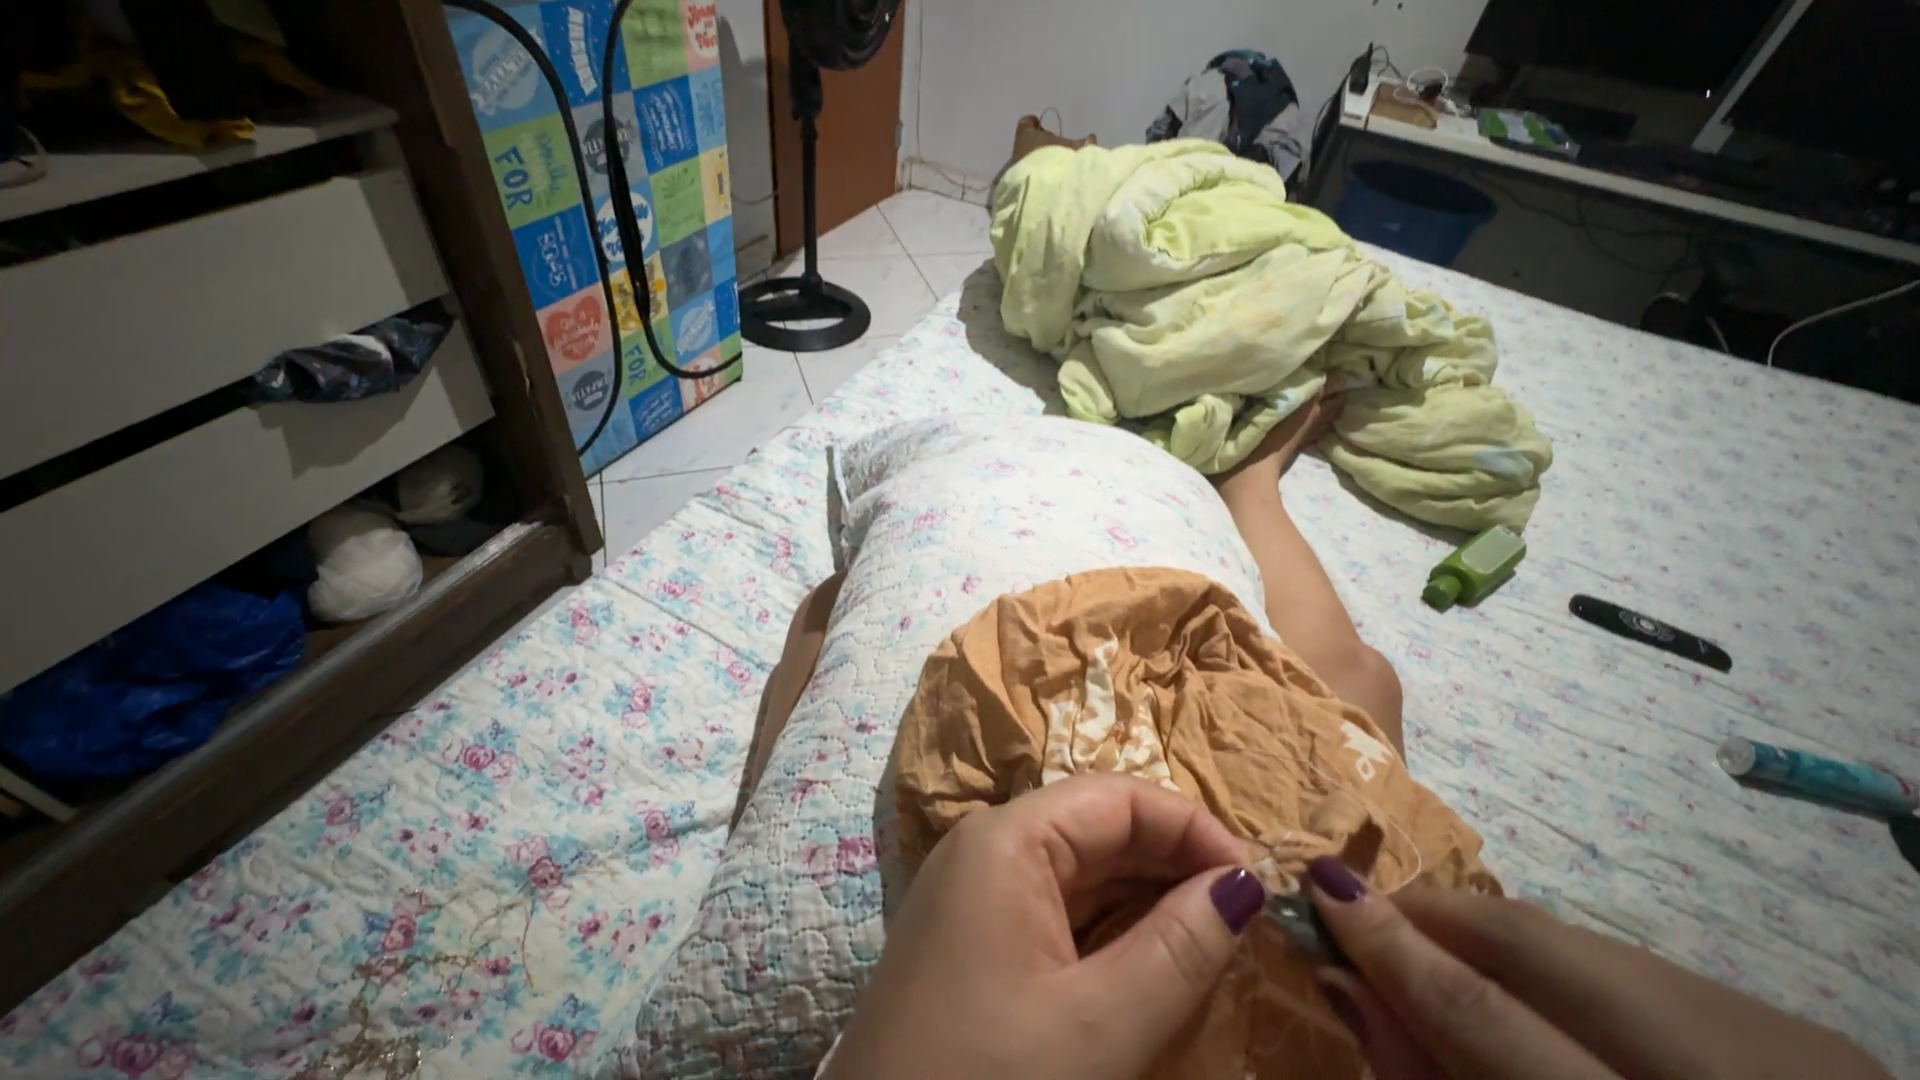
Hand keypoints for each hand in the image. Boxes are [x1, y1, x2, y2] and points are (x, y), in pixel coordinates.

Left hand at [822, 774, 1265, 1079]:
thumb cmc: (989, 1078)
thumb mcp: (1100, 1024)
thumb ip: (1181, 947)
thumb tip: (1244, 884)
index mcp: (1006, 839)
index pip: (1118, 798)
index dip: (1193, 828)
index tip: (1256, 884)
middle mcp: (986, 848)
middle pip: (1098, 827)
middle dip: (1174, 863)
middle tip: (1244, 918)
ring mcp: (975, 892)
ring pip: (1080, 870)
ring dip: (1147, 898)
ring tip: (1212, 940)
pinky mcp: (974, 937)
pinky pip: (1055, 909)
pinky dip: (1109, 927)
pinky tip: (1151, 959)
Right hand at [1304, 856, 1892, 1079]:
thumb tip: (1351, 987)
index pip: (1483, 1020)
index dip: (1391, 949)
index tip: (1323, 889)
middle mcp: (1726, 1075)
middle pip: (1535, 947)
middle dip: (1428, 914)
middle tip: (1353, 903)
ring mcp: (1787, 1044)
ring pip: (1584, 943)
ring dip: (1486, 937)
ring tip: (1427, 951)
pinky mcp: (1801, 1029)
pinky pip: (1631, 966)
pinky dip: (1556, 967)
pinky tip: (1528, 993)